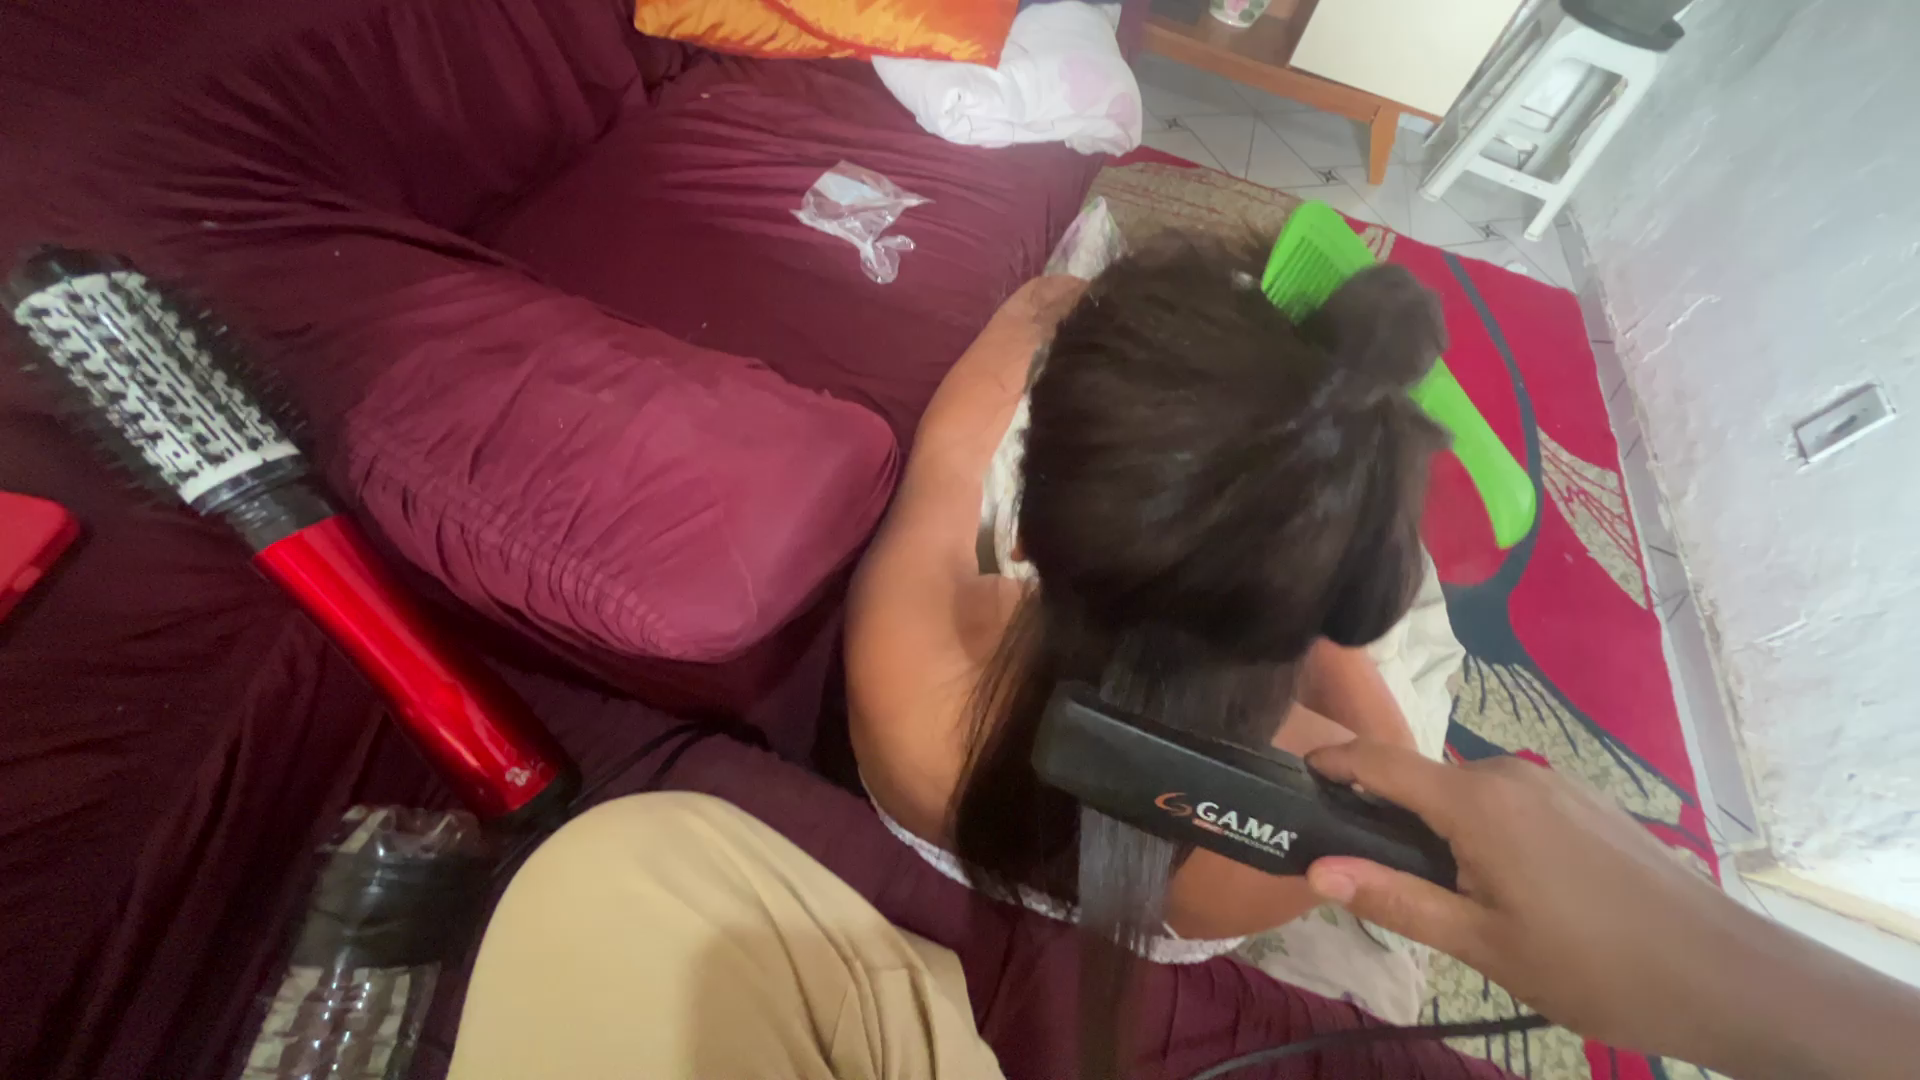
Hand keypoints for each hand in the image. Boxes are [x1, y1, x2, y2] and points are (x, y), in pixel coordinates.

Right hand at [1300, 741, 1919, 1079]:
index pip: (1376, 759)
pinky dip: (1481, 826)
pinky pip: (1504, 798)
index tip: (1295, 776)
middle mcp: (1505, 773)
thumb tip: (1315, 870)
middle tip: (1382, 874)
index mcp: (1474, 801)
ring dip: (1438, 826)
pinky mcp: (1579, 797)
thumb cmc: (1597, 966)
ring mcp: (1548, 781)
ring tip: (1453, 891)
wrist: (1740, 981)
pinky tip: (1512, 883)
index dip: (1329, 761)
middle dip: (1388, 815)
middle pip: (1419, 779)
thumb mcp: (1484, 945)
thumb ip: (1395, 899)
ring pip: (1462, 791)